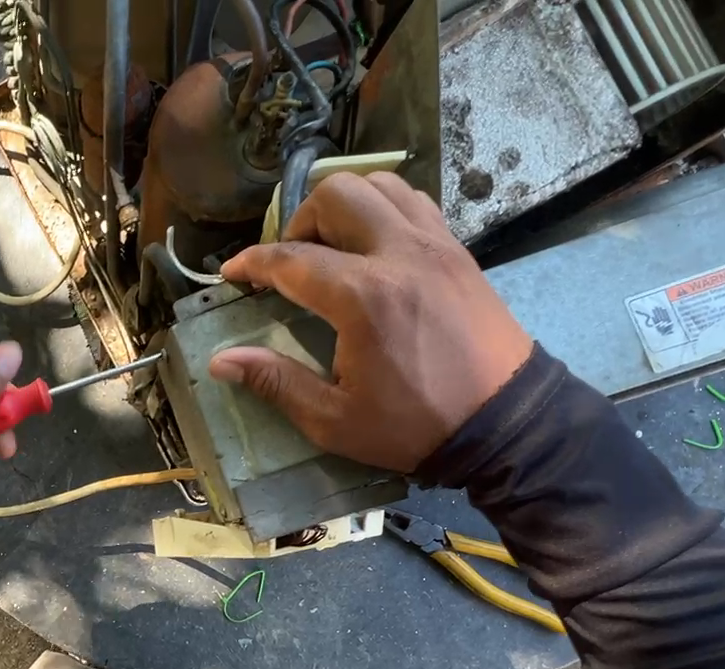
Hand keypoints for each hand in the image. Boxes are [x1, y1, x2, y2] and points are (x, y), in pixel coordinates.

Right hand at [211, 171, 532, 472]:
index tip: (230, 273)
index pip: (291, 259)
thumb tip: (220, 361)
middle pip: (336, 195)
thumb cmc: (412, 426)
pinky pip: (413, 202)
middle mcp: (400, 254)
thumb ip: (275, 382)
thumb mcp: (332, 418)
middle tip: (289, 264)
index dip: (251, 262)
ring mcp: (436, 245)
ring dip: (342, 208)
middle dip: (298, 223)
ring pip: (379, 186)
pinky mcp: (458, 251)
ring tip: (328, 249)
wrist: (504, 424)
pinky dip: (381, 210)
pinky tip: (370, 248)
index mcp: (363, 298)